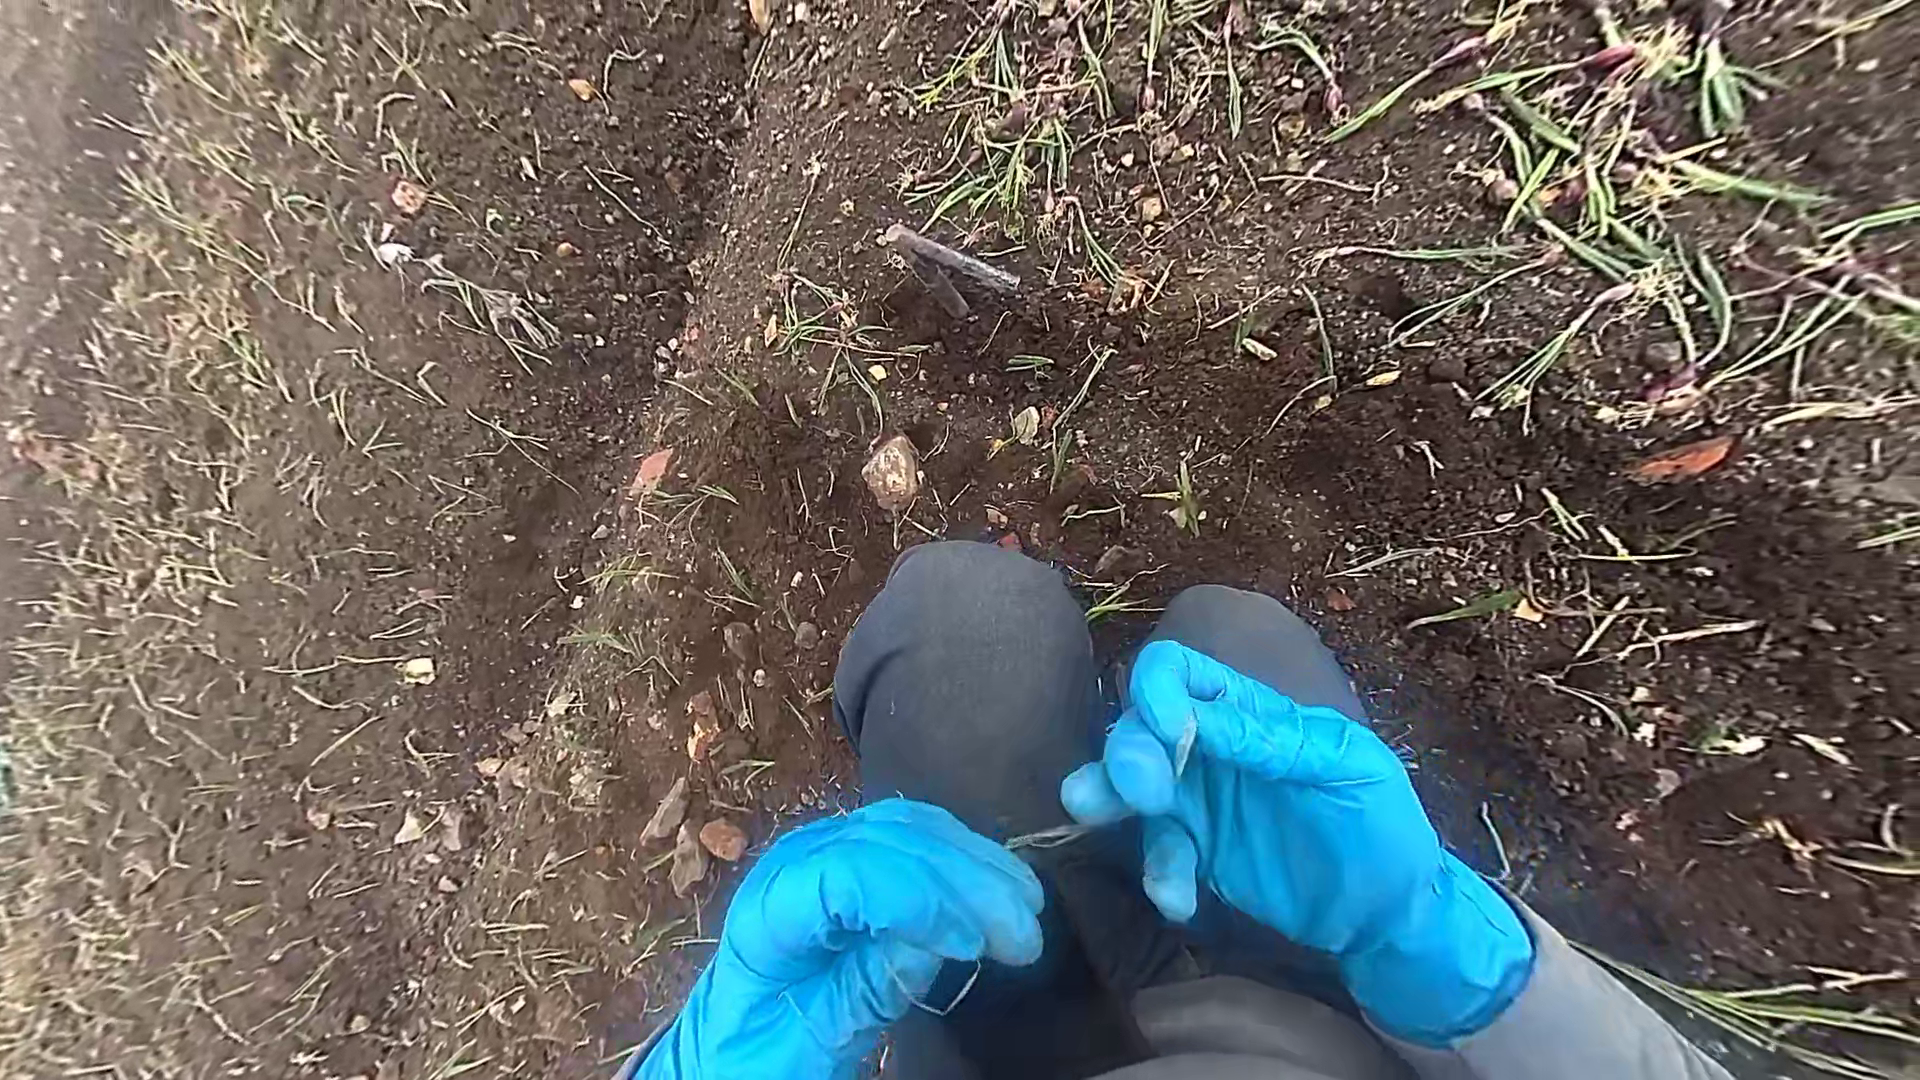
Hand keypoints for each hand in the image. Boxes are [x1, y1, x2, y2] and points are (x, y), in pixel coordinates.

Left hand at [638, 798, 1044, 1079]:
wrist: (736, 1038)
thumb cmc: (763, 1055)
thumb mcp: (810, 1044)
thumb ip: (869, 989)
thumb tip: (944, 936)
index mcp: (772, 902)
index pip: (851, 872)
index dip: (920, 897)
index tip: (979, 942)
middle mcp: (801, 853)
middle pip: (891, 840)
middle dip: (965, 878)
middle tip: (1028, 926)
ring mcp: (829, 841)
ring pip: (910, 825)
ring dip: (973, 858)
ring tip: (1027, 898)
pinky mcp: (856, 846)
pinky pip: (914, 831)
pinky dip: (959, 849)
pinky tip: (992, 874)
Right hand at [1060, 640, 1531, 1044]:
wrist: (1394, 918)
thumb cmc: (1380, 822)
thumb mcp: (1344, 766)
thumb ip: (1270, 738)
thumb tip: (1189, 718)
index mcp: (1242, 709)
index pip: (1177, 671)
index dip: (1158, 687)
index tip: (1169, 727)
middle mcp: (1203, 745)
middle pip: (1141, 726)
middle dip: (1129, 750)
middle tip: (1139, 789)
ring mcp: (1193, 798)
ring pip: (1130, 784)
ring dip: (1108, 795)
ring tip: (1088, 811)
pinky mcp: (1193, 849)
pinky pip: (1158, 850)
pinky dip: (1160, 870)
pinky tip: (1177, 899)